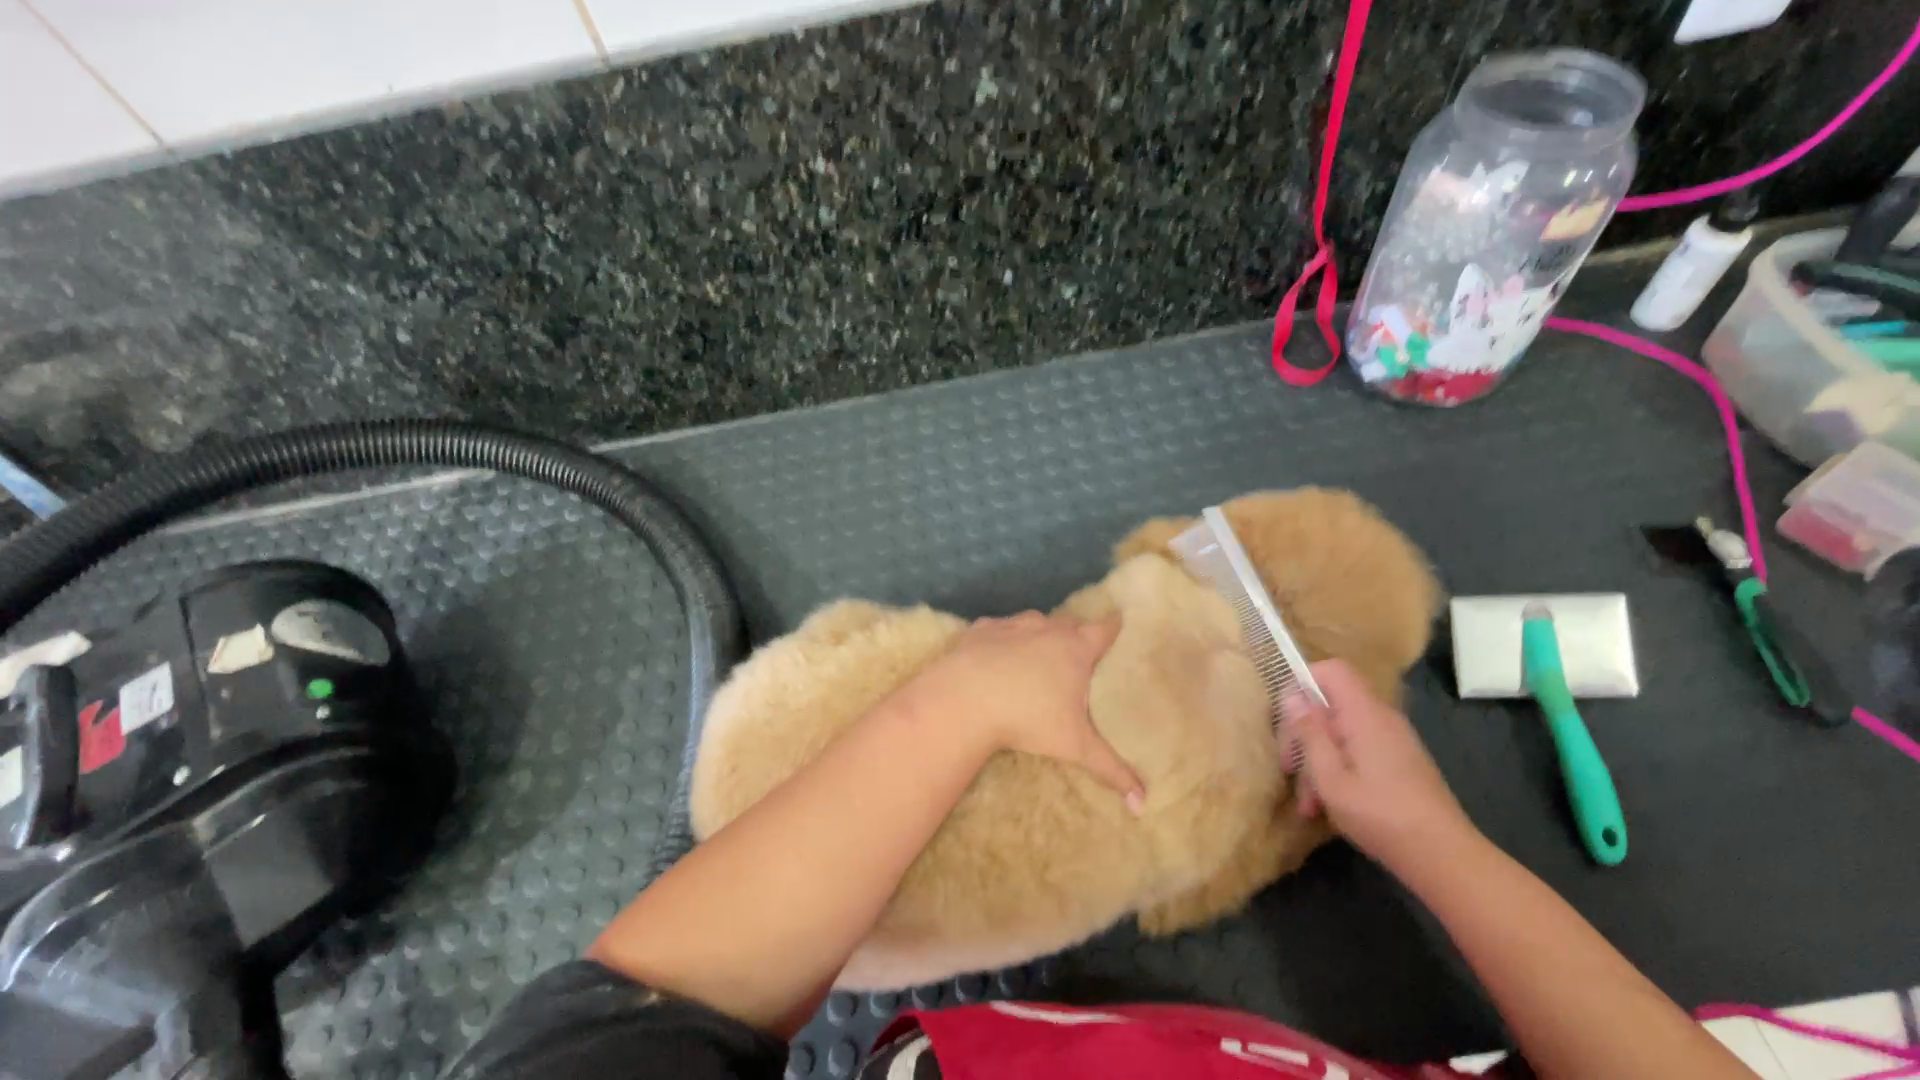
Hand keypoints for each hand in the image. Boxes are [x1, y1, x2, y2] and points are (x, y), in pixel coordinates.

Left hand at [893, 611, 1144, 810]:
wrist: (961, 700)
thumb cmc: (1027, 719)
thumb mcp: (1074, 747)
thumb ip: (1111, 769)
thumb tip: (1143, 803)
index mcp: (1076, 649)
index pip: (1106, 630)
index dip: (1116, 629)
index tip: (1122, 628)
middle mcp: (1047, 628)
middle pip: (1071, 624)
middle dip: (1079, 635)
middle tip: (1083, 654)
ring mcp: (1012, 625)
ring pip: (1035, 621)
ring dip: (1041, 634)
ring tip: (1041, 656)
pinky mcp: (981, 629)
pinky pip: (999, 628)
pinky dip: (1003, 638)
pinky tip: (997, 656)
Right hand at [1282, 659, 1478, 874]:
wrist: (1443, 856)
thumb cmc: (1380, 815)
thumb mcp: (1331, 777)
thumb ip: (1310, 733)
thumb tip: (1292, 696)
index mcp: (1365, 715)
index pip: (1332, 670)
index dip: (1303, 682)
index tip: (1285, 718)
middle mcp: (1381, 719)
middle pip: (1331, 704)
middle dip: (1304, 732)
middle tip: (1289, 769)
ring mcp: (1393, 740)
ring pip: (1341, 733)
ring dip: (1318, 760)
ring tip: (1308, 803)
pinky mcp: (1398, 761)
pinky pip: (1358, 750)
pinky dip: (1338, 769)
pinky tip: (1328, 805)